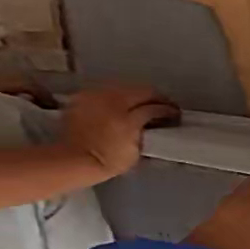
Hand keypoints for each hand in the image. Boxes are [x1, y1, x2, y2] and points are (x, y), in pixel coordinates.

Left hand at [63, 84, 179, 176]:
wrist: (73, 160)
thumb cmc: (111, 159)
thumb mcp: (138, 147)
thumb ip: (147, 127)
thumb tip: (157, 119)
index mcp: (128, 116)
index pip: (155, 106)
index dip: (169, 109)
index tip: (176, 114)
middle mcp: (110, 101)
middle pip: (141, 91)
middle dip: (155, 98)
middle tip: (164, 106)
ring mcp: (93, 98)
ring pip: (123, 88)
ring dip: (137, 95)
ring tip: (143, 105)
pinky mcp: (81, 99)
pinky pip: (105, 91)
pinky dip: (117, 96)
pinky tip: (121, 105)